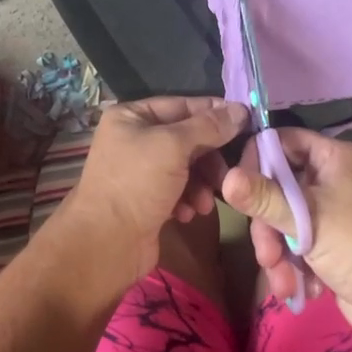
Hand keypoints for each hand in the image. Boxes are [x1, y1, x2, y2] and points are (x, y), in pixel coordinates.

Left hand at [60, 96, 247, 281]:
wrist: (105, 247)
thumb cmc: (137, 184)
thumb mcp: (174, 146)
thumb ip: (209, 126)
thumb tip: (240, 109)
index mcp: (132, 116)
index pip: (182, 105)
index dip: (214, 112)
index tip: (246, 120)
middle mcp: (135, 139)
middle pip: (186, 138)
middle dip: (209, 156)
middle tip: (227, 173)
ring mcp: (141, 171)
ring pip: (186, 166)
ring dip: (201, 182)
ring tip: (205, 201)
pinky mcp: (148, 200)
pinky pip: (178, 190)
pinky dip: (188, 199)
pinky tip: (189, 213)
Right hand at [222, 128, 351, 339]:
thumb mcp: (306, 218)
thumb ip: (264, 197)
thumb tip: (225, 177)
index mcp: (333, 157)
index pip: (284, 142)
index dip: (258, 161)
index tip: (241, 189)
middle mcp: (334, 178)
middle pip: (280, 187)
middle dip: (269, 224)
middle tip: (266, 253)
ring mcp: (335, 213)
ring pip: (287, 220)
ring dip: (279, 252)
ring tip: (284, 281)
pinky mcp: (335, 245)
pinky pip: (301, 244)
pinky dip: (295, 265)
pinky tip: (300, 288)